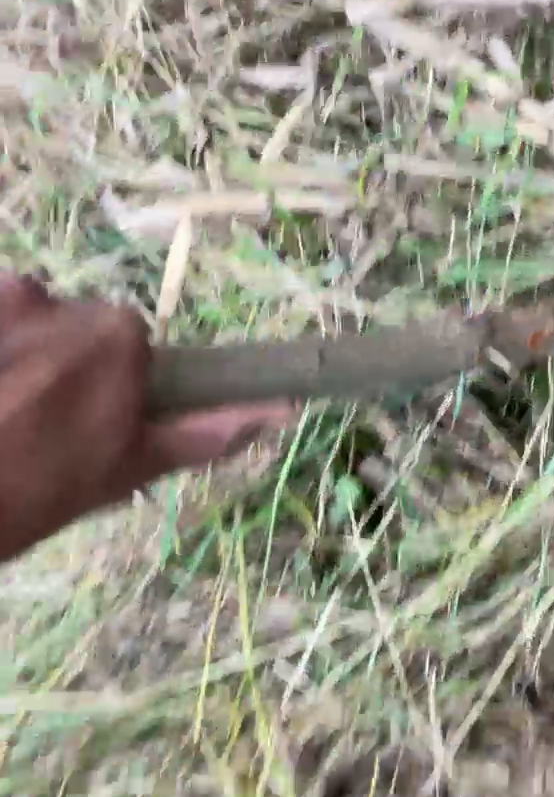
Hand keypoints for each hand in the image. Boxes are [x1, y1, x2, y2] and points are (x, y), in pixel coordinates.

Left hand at [0, 274, 295, 561]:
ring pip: (3, 308)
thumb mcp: (123, 471)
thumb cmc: (23, 494)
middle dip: (45, 354)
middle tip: (19, 413)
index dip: (102, 374)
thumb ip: (204, 433)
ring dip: (2, 341)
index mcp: (114, 336)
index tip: (75, 414)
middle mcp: (49, 302)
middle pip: (60, 318)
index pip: (121, 336)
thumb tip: (283, 409)